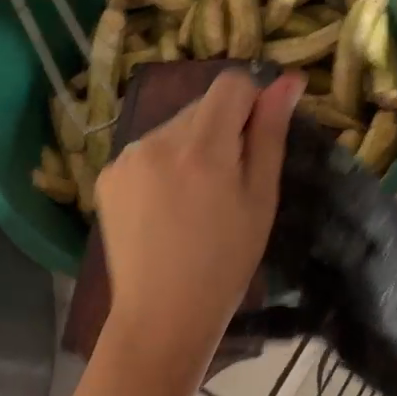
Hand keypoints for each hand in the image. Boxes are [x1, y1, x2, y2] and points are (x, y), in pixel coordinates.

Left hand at [97, 68, 303, 360]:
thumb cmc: (227, 262)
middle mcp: (158, 139)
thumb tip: (288, 81)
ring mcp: (127, 157)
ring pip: (174, 129)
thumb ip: (271, 134)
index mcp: (203, 146)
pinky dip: (163, 168)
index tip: (257, 141)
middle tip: (229, 185)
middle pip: (202, 107)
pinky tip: (167, 209)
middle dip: (222, 131)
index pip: (231, 84)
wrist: (163, 314)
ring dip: (192, 149)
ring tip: (197, 202)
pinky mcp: (108, 176)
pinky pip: (147, 153)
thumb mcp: (261, 199)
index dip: (252, 103)